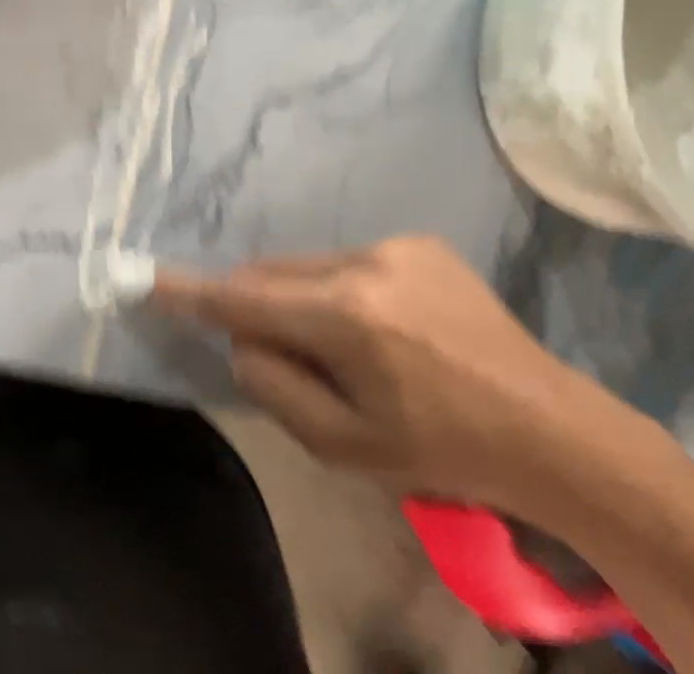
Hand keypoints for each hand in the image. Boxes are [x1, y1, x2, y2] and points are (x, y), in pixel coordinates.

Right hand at [155, 237, 645, 518]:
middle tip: (266, 350)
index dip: (189, 293)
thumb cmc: (438, 449)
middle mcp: (367, 264)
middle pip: (269, 274)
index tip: (145, 279)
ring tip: (334, 347)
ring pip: (304, 265)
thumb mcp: (339, 443)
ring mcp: (397, 247)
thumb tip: (242, 339)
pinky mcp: (421, 244)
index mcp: (346, 317)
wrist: (548, 428)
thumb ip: (272, 384)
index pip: (243, 299)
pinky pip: (345, 262)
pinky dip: (332, 289)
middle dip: (251, 305)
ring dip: (294, 298)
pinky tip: (373, 329)